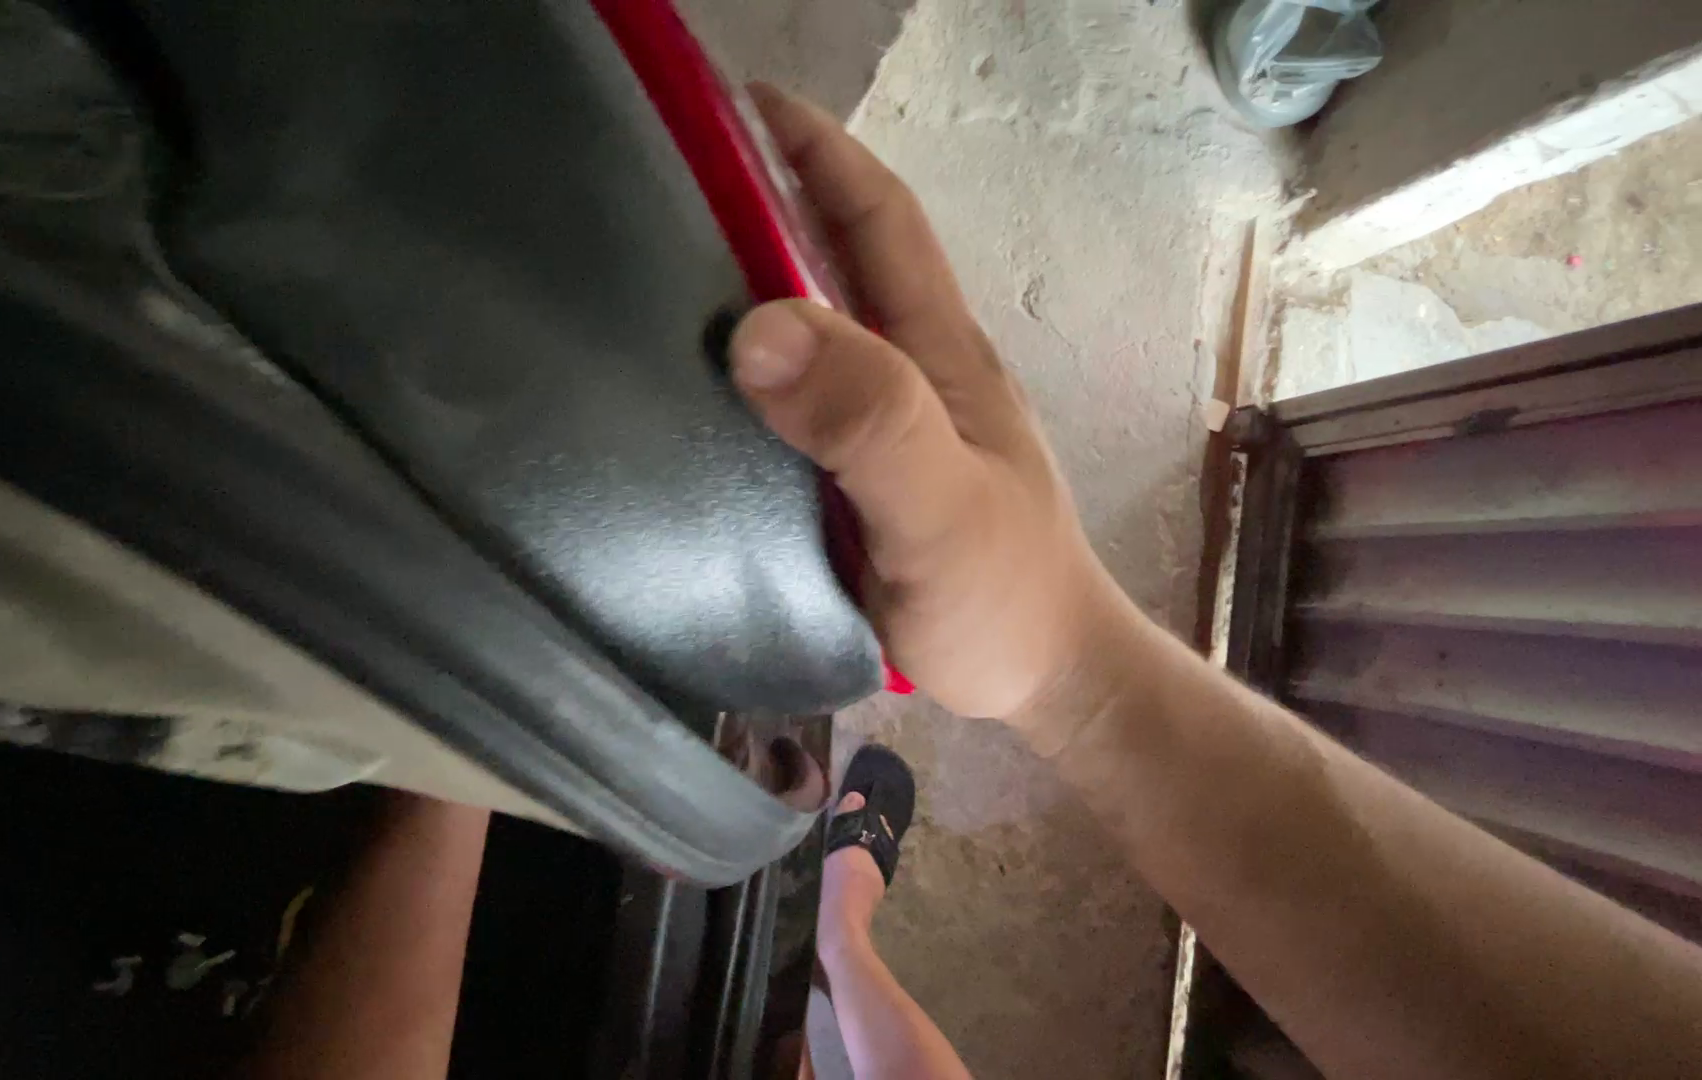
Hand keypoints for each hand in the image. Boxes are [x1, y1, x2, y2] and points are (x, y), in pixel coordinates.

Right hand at [730, 84, 1137, 729]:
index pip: (878, 221)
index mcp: (937, 355)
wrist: (1041, 679)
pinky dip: (753, 382)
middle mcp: (912, 374)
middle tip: (666, 193)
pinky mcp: (862, 478)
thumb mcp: (939, 506)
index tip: (736, 106)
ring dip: (751, 293)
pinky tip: (701, 394)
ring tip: (660, 282)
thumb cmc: (1001, 597)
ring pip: (814, 336)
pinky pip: (800, 406)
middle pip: (836, 265)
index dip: (816, 152)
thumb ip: (867, 421)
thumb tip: (758, 330)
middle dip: (763, 209)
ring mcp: (888, 428)